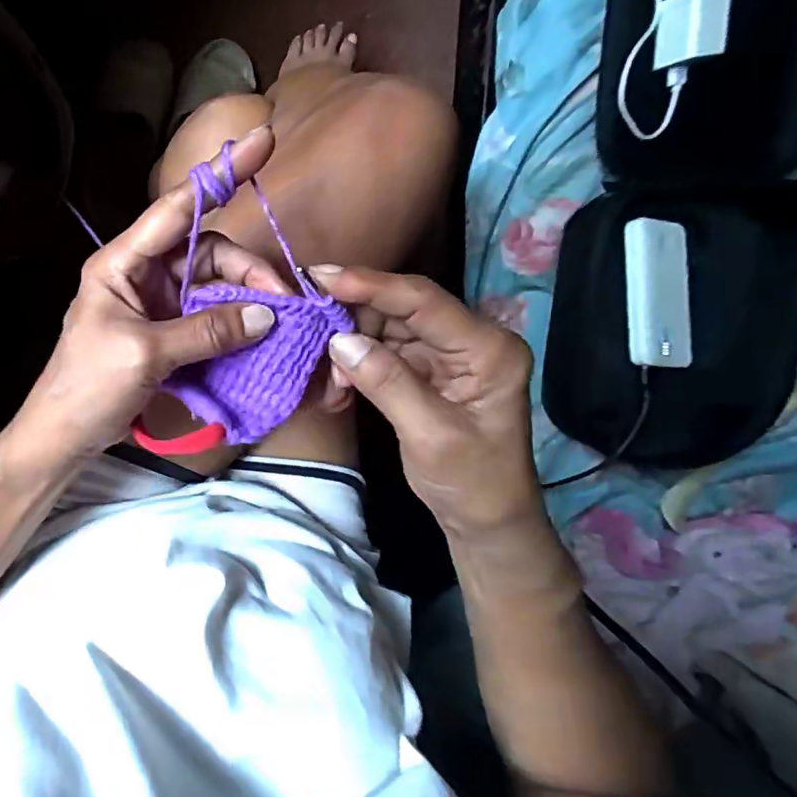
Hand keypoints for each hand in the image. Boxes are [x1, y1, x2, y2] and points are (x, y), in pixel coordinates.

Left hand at [8, 126, 291, 464]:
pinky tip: (258, 338)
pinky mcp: (165, 333)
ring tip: (277, 326)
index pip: (175, 209)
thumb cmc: (87, 386)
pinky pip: (208, 317)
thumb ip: (206, 330)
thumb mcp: (146, 353)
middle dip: (246, 270)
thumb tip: (267, 314)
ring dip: (245, 300)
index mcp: (120, 263)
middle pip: (205, 251)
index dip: (219, 175)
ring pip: (212, 285)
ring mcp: (154, 304)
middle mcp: (139, 275)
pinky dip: (233, 324)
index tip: (263, 141)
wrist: (63, 435)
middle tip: (283, 303)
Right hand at [310, 267, 543, 539]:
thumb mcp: (430, 435)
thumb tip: (340, 341)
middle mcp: (468, 340)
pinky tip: (336, 391)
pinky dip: (352, 368)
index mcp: (487, 349)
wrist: (487, 519)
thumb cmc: (472, 481)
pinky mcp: (424, 369)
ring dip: (347, 349)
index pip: (423, 301)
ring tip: (327, 383)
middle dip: (350, 321)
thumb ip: (388, 383)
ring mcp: (444, 354)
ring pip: (382, 329)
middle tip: (309, 337)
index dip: (371, 285)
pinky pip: (378, 353)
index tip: (321, 277)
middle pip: (398, 309)